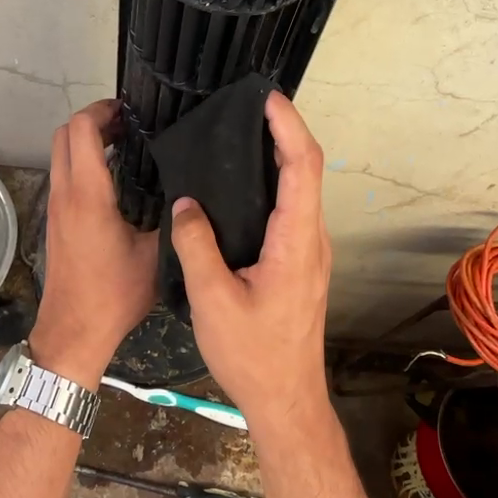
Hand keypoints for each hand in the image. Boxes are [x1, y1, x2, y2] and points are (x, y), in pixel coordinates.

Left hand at [28, 99, 158, 388]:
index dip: (103, 110)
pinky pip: (64, 174)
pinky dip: (83, 161)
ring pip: (61, 154)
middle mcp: (64, 193)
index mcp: (87, 194)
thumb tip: (189, 194)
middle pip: (64, 134)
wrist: (73, 331)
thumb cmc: (114, 294)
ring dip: (86, 141)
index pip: (82, 129)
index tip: (131, 111)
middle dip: (94, 121)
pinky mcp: (55, 220)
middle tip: (130, 125)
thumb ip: (171, 221)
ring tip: (126, 145)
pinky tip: (115, 178)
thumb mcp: (154, 256)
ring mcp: (55, 206)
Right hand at [169, 91, 332, 433]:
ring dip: (280, 154)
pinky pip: (291, 207)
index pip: (302, 166)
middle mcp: (310, 238)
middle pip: (307, 169)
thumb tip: (186, 203)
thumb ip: (197, 245)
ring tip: (242, 132)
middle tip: (247, 105)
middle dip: (284, 129)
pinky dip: (274, 180)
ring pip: (301, 187)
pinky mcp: (298, 262)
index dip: (288, 126)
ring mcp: (308, 250)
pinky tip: (241, 183)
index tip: (266, 97)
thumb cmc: (253, 355)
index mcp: (295, 240)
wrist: (285, 400)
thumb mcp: (213, 300)